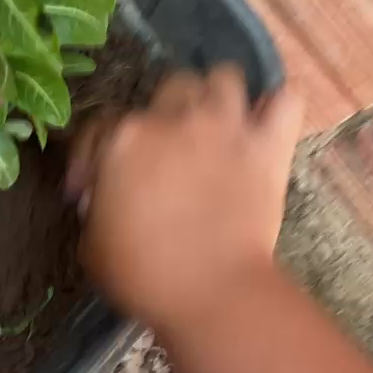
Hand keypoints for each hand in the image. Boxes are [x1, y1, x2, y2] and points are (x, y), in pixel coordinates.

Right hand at [67, 68, 302, 331]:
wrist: (209, 293)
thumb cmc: (140, 276)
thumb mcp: (92, 246)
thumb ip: (96, 207)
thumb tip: (103, 195)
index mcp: (123, 142)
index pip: (99, 130)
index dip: (89, 160)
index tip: (87, 191)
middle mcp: (175, 119)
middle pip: (167, 90)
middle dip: (159, 117)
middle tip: (158, 154)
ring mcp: (228, 127)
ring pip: (223, 79)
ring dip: (213, 99)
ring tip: (208, 129)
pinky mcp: (270, 145)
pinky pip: (285, 100)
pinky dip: (274, 108)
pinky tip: (260, 128)